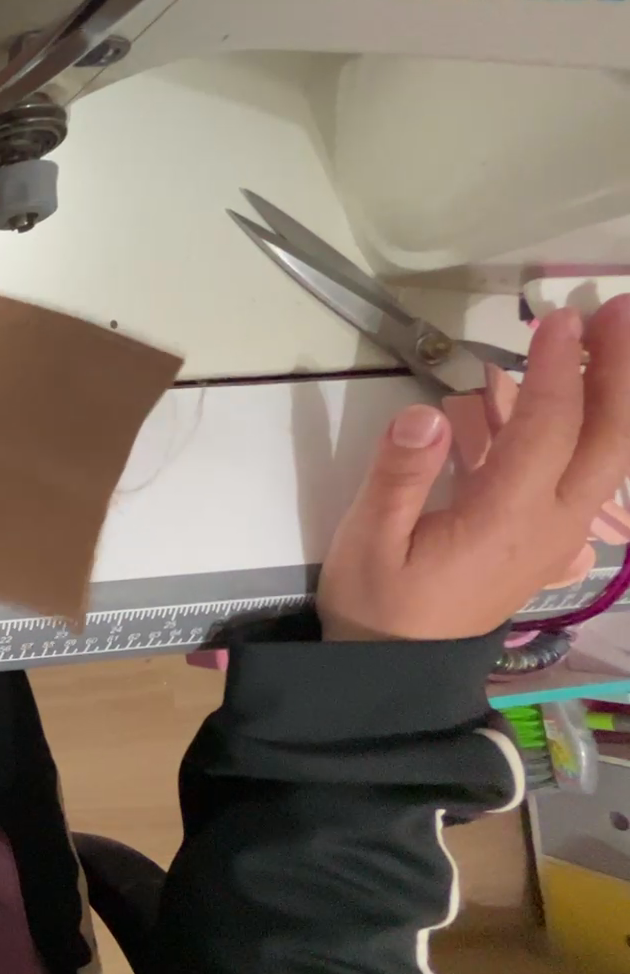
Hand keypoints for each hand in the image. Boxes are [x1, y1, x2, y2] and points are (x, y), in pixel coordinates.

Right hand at [318, 297, 629, 640]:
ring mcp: (555, 528)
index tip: (557, 320)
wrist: (396, 661)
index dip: (559, 371)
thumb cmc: (377, 599)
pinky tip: (534, 406)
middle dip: (623, 371)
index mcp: (507, 516)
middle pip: (612, 435)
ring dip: (611, 395)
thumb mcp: (369, 539)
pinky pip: (572, 472)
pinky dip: (569, 431)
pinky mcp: (540, 535)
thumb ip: (399, 476)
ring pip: (606, 453)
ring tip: (605, 342)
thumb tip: (426, 411)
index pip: (550, 429)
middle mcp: (552, 517)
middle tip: (620, 312)